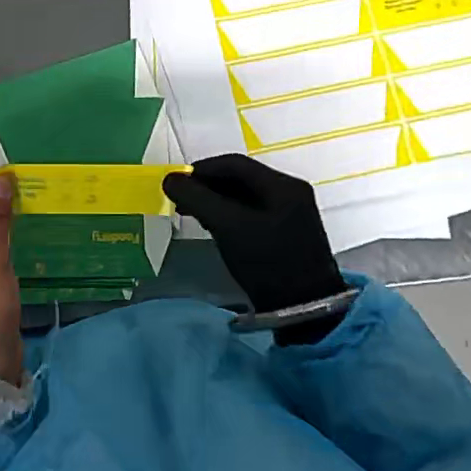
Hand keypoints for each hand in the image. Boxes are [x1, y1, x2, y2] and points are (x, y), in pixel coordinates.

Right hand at [163, 155, 346, 314]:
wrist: (302, 306)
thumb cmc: (266, 261)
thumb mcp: (227, 226)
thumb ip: (197, 199)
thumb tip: (169, 179)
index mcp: (282, 185)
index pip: (233, 164)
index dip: (200, 169)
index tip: (176, 184)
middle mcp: (289, 192)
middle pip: (238, 177)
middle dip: (205, 185)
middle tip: (180, 199)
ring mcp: (288, 211)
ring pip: (242, 194)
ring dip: (213, 199)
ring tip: (190, 212)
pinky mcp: (283, 229)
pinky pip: (248, 210)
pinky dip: (225, 212)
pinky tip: (211, 224)